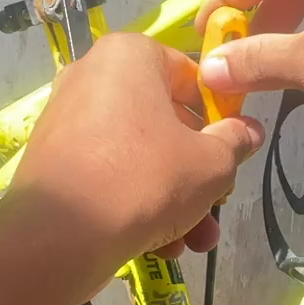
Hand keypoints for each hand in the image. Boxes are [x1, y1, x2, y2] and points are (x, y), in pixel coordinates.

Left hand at [10, 33, 263, 275]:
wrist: (58, 237)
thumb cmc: (145, 179)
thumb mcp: (211, 164)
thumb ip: (235, 142)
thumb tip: (249, 130)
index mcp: (130, 56)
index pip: (190, 75)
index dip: (219, 115)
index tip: (233, 150)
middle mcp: (92, 77)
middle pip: (164, 124)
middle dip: (196, 174)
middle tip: (215, 208)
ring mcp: (68, 121)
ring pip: (138, 158)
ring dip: (172, 202)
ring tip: (193, 243)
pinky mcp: (54, 163)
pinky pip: (108, 176)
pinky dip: (134, 206)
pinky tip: (157, 247)